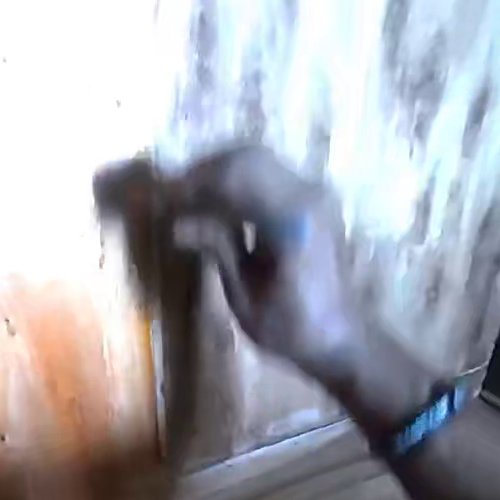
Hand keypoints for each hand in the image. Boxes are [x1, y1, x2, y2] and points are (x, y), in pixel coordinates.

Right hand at [170, 146, 366, 383]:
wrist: (341, 340)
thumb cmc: (291, 329)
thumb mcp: (245, 296)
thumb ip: (217, 249)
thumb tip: (176, 224)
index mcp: (292, 219)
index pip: (233, 178)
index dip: (191, 184)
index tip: (159, 199)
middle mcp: (307, 194)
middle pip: (245, 159)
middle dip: (202, 172)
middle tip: (168, 197)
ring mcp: (313, 195)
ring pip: (256, 163)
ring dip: (218, 175)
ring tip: (185, 201)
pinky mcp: (310, 203)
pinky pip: (267, 178)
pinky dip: (236, 185)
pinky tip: (212, 207)